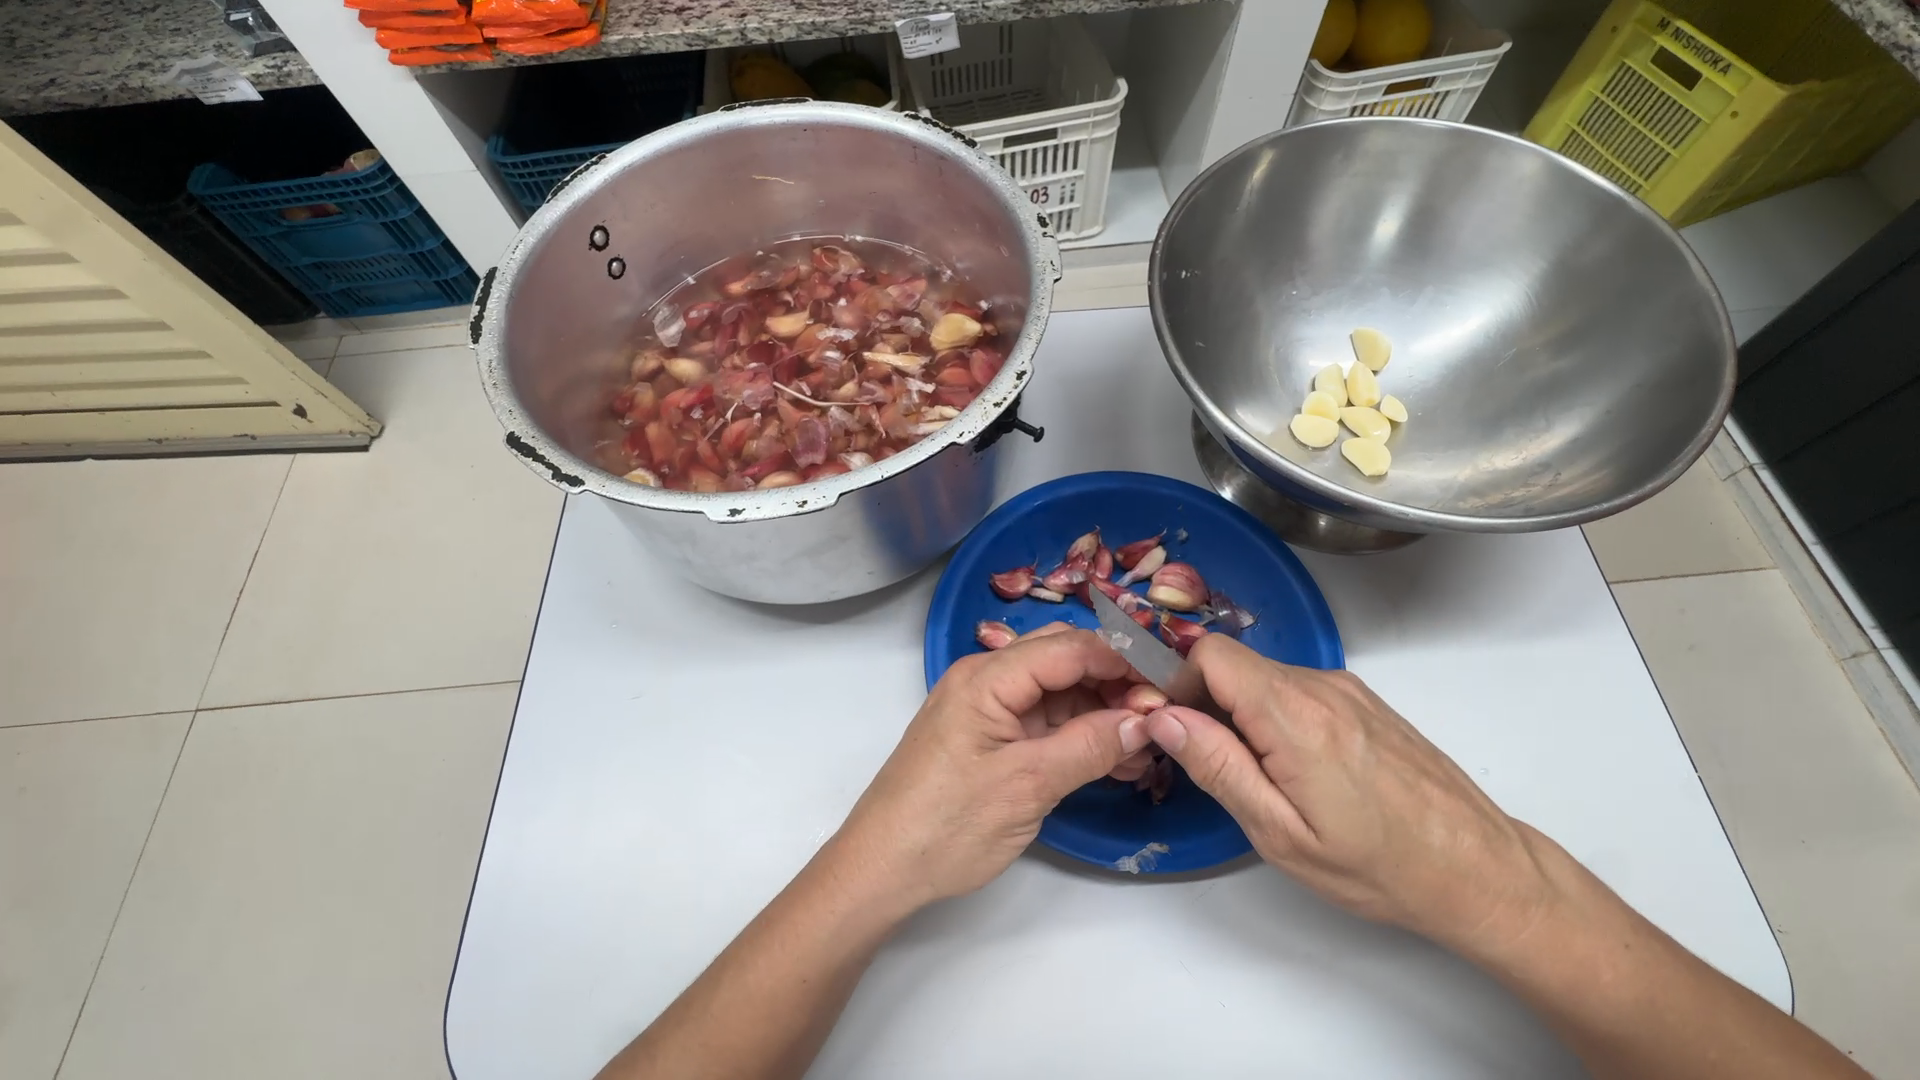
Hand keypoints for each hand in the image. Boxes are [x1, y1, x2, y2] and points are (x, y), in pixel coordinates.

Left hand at [830, 628, 1151, 911]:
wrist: (882, 868)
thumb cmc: (948, 824)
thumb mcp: (1027, 786)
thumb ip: (1089, 747)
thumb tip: (1146, 720)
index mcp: (987, 677)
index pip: (1069, 648)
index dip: (1122, 661)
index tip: (1168, 686)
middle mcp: (986, 681)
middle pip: (1064, 662)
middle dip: (1114, 684)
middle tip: (1160, 717)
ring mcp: (988, 710)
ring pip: (1058, 694)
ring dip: (1101, 714)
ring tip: (1147, 748)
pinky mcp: (990, 739)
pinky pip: (1043, 723)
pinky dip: (1079, 737)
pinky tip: (1116, 760)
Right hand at [1145, 635, 1551, 948]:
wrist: (1480, 871)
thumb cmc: (1377, 866)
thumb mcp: (1279, 833)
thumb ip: (1217, 766)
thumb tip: (1163, 717)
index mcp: (1294, 714)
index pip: (1210, 654)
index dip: (1179, 685)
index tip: (1178, 732)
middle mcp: (1321, 685)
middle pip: (1233, 665)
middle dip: (1206, 704)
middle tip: (1216, 767)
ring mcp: (1346, 689)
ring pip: (1263, 678)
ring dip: (1242, 714)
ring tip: (1264, 778)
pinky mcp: (1362, 701)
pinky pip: (1295, 690)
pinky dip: (1275, 716)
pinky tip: (1299, 771)